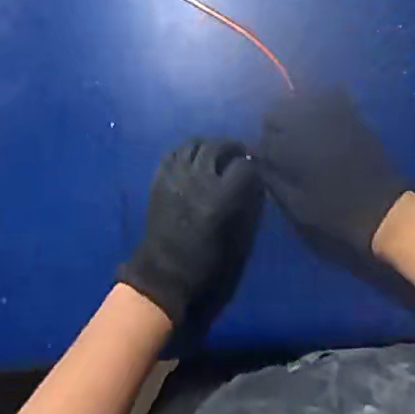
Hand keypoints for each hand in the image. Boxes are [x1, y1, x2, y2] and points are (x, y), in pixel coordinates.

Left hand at [115, 139, 261, 328]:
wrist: (166, 270)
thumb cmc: (208, 263)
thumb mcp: (239, 240)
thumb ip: (248, 205)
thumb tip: (255, 181)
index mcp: (220, 198)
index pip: (243, 166)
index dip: (253, 165)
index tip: (256, 168)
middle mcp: (197, 179)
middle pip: (216, 146)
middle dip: (232, 148)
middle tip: (239, 154)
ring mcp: (174, 175)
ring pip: (192, 143)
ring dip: (207, 145)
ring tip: (215, 154)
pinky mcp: (158, 177)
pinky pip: (173, 153)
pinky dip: (185, 152)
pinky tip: (192, 160)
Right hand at [257, 88, 411, 256]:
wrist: (386, 213)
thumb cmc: (338, 213)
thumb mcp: (297, 206)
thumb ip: (271, 180)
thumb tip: (255, 160)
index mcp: (293, 149)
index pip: (264, 139)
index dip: (263, 150)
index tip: (268, 161)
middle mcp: (308, 127)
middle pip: (275, 113)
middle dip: (273, 127)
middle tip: (280, 144)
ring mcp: (332, 118)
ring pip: (298, 99)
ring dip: (292, 111)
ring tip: (297, 128)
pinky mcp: (352, 118)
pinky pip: (332, 94)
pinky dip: (321, 98)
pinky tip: (319, 112)